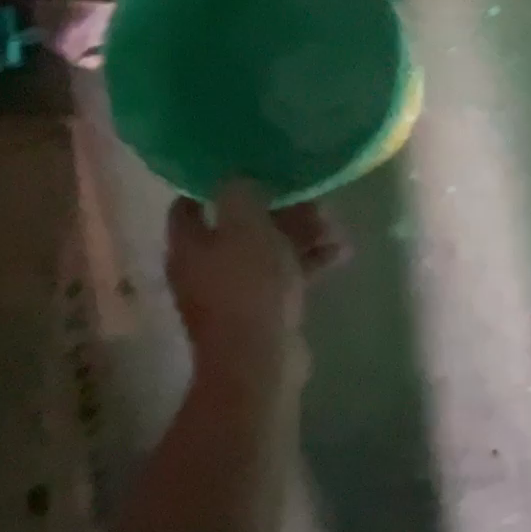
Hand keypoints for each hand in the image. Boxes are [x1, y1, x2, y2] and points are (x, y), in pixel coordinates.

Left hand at [166, 183, 349, 391]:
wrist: (259, 363)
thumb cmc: (248, 287)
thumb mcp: (245, 225)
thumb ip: (240, 192)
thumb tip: (236, 176)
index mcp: (189, 245)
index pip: (191, 203)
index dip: (217, 183)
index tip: (253, 167)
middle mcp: (204, 267)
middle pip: (239, 225)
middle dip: (278, 209)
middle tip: (311, 197)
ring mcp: (233, 292)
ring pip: (267, 250)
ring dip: (301, 235)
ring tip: (335, 225)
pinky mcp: (261, 312)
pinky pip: (284, 276)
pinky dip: (308, 262)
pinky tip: (341, 253)